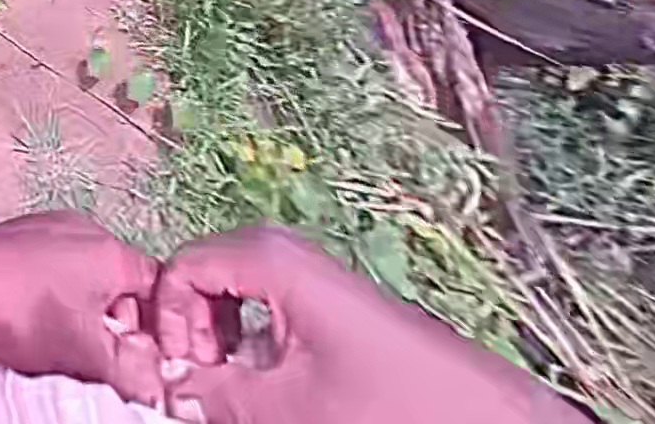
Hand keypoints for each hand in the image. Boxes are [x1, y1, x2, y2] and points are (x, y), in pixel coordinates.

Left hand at [0, 210, 165, 402]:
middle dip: (118, 326)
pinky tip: (33, 324)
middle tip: (104, 364)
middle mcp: (83, 229)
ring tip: (63, 348)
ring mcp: (49, 229)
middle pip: (120, 284)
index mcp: (109, 250)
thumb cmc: (18, 307)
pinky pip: (53, 270)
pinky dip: (54, 299)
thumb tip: (153, 383)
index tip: (147, 363)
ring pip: (84, 279)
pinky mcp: (20, 237)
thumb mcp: (83, 351)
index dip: (158, 328)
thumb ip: (129, 370)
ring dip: (84, 315)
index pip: (156, 286)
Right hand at [153, 226, 581, 423]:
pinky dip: (244, 333)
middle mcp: (276, 247)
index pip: (181, 268)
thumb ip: (218, 396)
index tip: (179, 371)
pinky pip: (255, 298)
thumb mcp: (292, 408)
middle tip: (203, 382)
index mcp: (265, 256)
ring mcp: (297, 265)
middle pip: (200, 273)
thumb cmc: (389, 404)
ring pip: (225, 287)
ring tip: (231, 384)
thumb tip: (169, 390)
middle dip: (191, 328)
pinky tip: (264, 376)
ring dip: (215, 334)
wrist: (485, 415)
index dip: (169, 319)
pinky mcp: (315, 289)